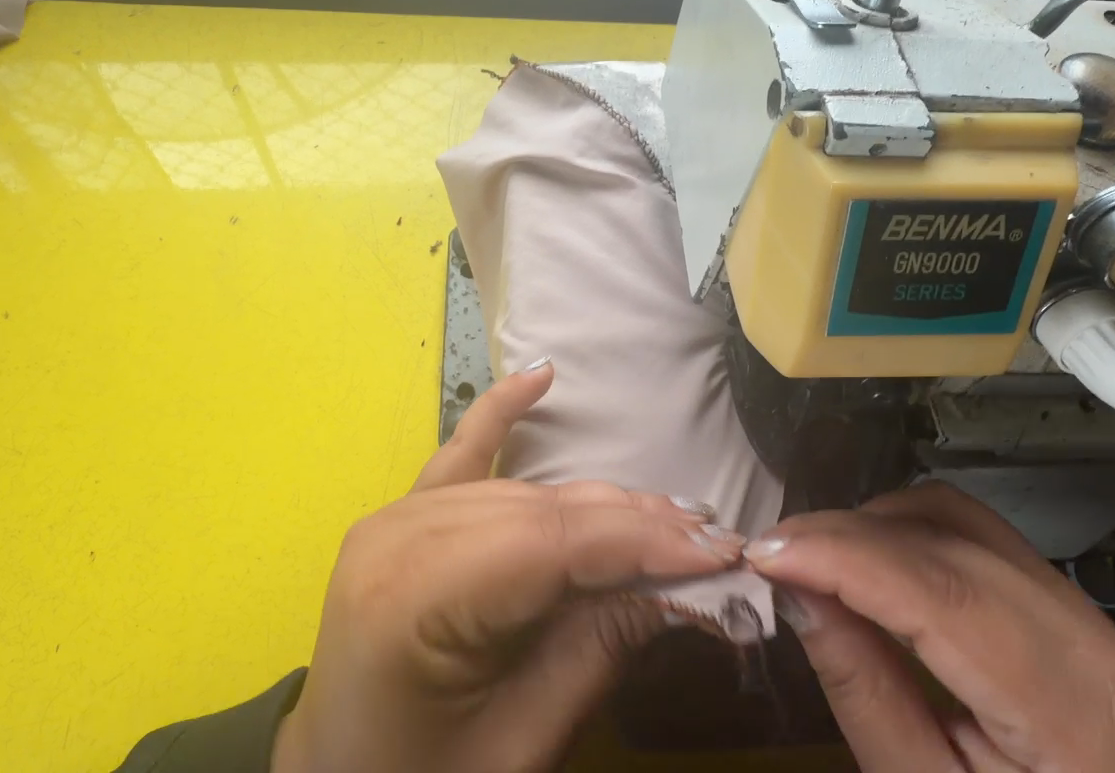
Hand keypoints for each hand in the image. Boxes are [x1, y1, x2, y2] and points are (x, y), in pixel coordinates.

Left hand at [272, 360, 744, 772]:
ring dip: (599, 501)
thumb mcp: (520, 741)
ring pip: (522, 490)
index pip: (550, 544)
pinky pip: (459, 453)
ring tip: (672, 516)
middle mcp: (398, 534)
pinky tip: (540, 378)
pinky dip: (501, 412)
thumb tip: (687, 586)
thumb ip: (597, 649)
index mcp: (413, 596)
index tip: (719, 551)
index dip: (640, 542)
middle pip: (541, 509)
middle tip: (712, 540)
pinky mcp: (402, 514)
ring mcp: (395, 516)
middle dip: (633, 523)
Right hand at [745, 483, 1114, 772]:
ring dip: (870, 525)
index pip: (947, 599)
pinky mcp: (1062, 599)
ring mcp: (1085, 613)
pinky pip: (971, 532)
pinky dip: (901, 530)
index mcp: (1079, 717)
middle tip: (770, 552)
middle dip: (845, 535)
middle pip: (951, 544)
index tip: (765, 552)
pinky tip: (859, 557)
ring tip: (808, 556)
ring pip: (958, 520)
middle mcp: (1096, 644)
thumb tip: (794, 591)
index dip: (847, 560)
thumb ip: (863, 690)